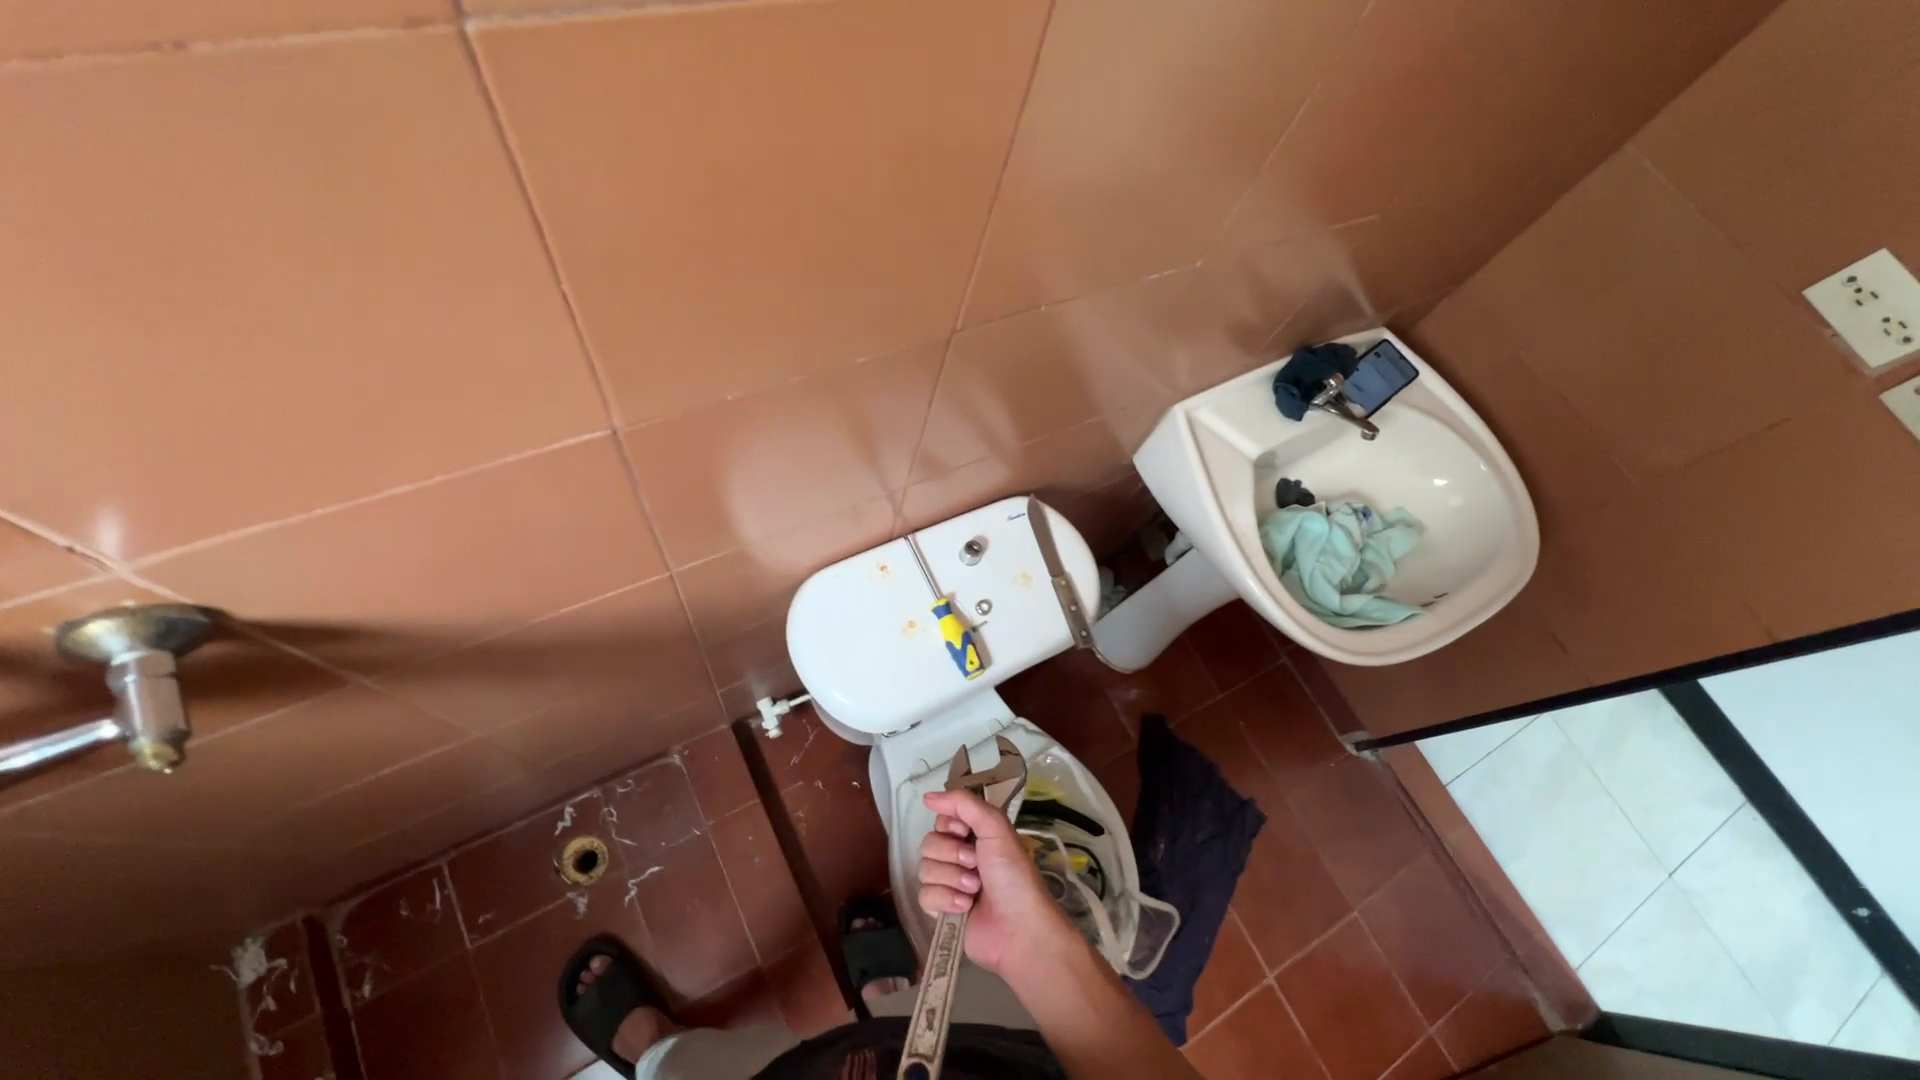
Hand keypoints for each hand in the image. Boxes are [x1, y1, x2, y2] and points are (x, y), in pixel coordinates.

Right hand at [917, 789, 1077, 976]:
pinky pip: (924, 895)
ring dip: (952, 879)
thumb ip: (964, 804)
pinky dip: (945, 900)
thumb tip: (928, 796)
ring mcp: (950, 884)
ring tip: (974, 890)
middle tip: (976, 866)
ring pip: (925, 869)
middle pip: (929, 843)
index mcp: (975, 835)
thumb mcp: (996, 829)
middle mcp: (961, 856)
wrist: (1018, 929)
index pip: (942, 820)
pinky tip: (965, 907)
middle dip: (952, 855)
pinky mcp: (942, 910)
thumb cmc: (1013, 876)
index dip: (949, 826)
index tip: (965, 833)